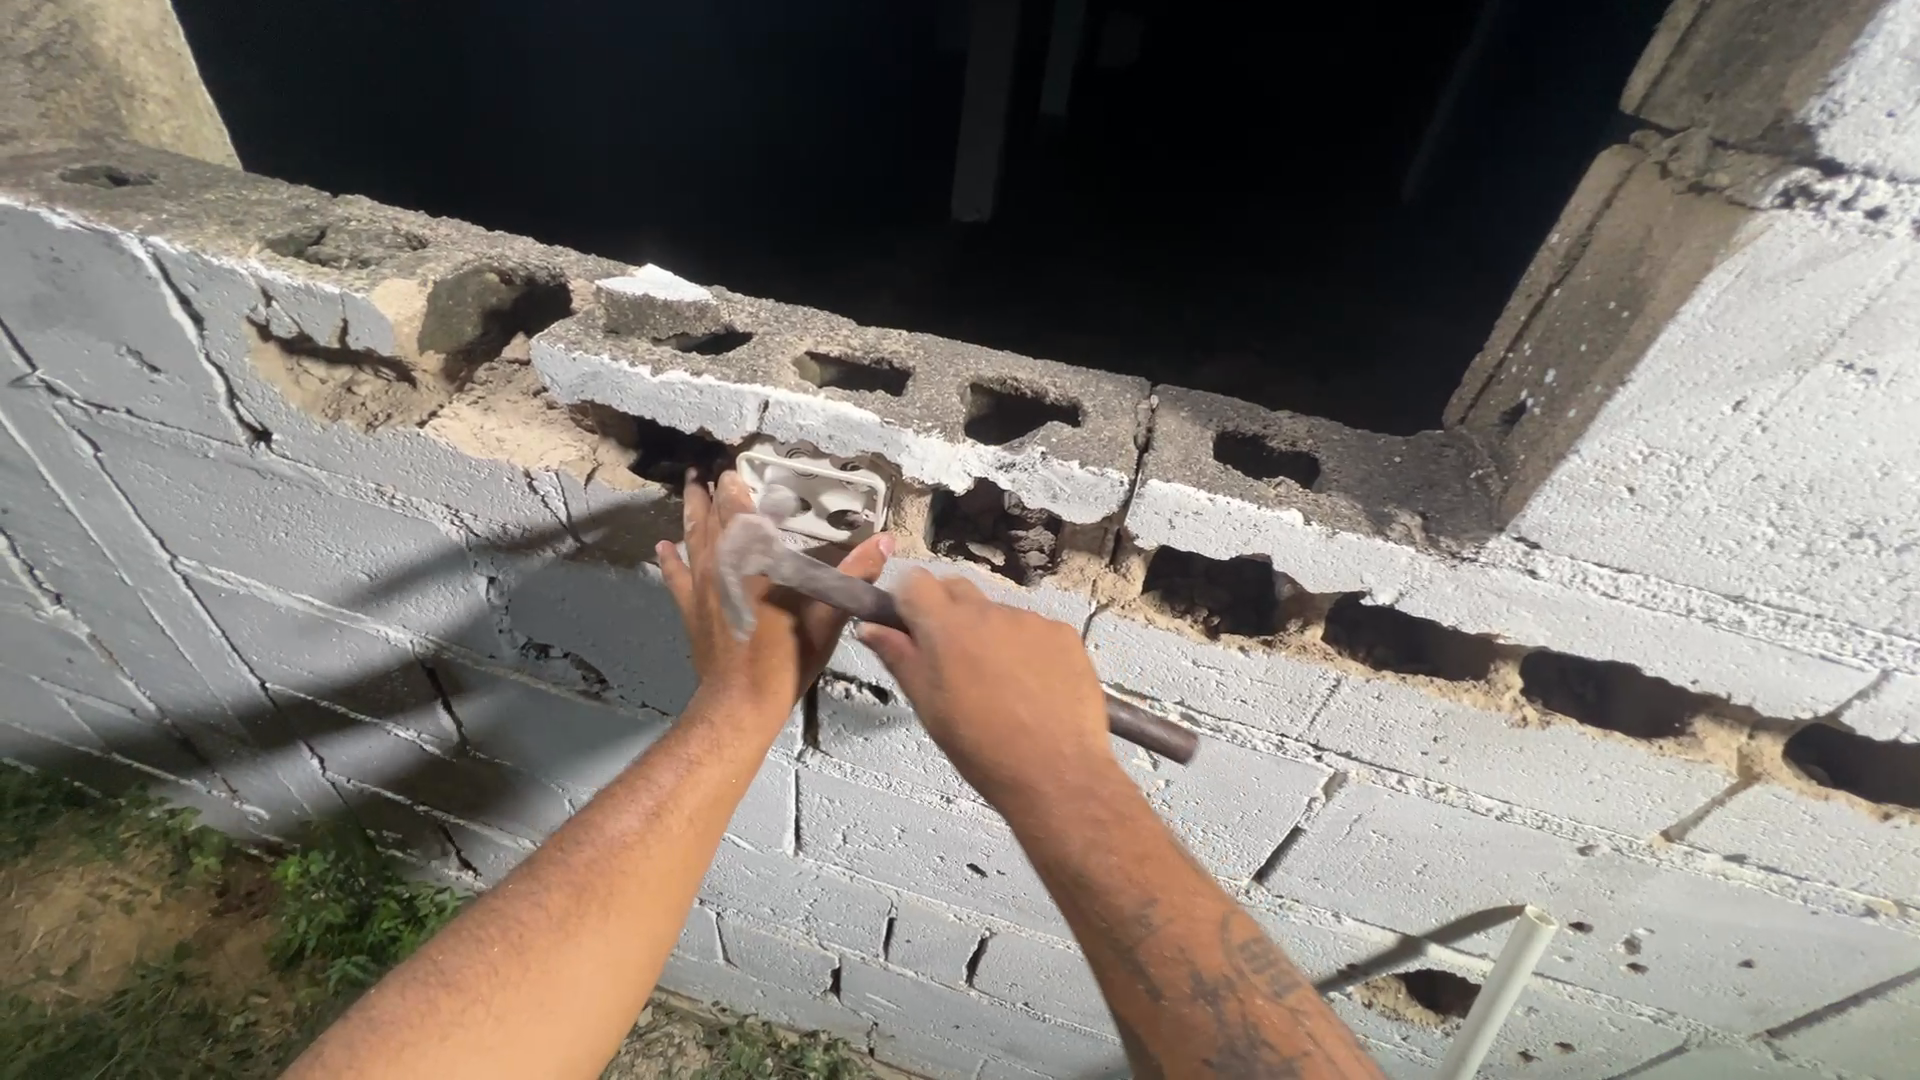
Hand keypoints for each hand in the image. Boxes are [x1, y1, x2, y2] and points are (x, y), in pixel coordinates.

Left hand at [658, 470, 890, 721]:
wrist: (743, 700)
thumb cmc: (787, 654)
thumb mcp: (829, 613)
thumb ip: (855, 573)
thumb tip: (886, 540)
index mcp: (754, 560)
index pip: (740, 512)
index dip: (736, 488)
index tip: (734, 468)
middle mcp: (722, 564)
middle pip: (712, 519)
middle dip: (710, 494)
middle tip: (708, 472)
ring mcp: (701, 587)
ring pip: (692, 539)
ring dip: (690, 513)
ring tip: (688, 490)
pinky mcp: (691, 609)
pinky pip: (675, 576)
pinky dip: (669, 559)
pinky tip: (662, 545)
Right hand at [857, 571, 1115, 808]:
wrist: (1055, 772)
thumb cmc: (983, 748)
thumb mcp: (928, 706)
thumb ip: (899, 657)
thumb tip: (871, 628)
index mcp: (946, 628)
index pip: (915, 581)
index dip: (908, 600)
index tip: (910, 626)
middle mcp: (988, 613)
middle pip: (957, 589)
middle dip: (947, 612)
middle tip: (951, 657)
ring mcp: (1030, 620)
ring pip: (997, 612)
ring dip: (990, 634)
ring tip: (999, 683)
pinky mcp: (1062, 633)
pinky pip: (1035, 628)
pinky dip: (1027, 647)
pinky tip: (1032, 686)